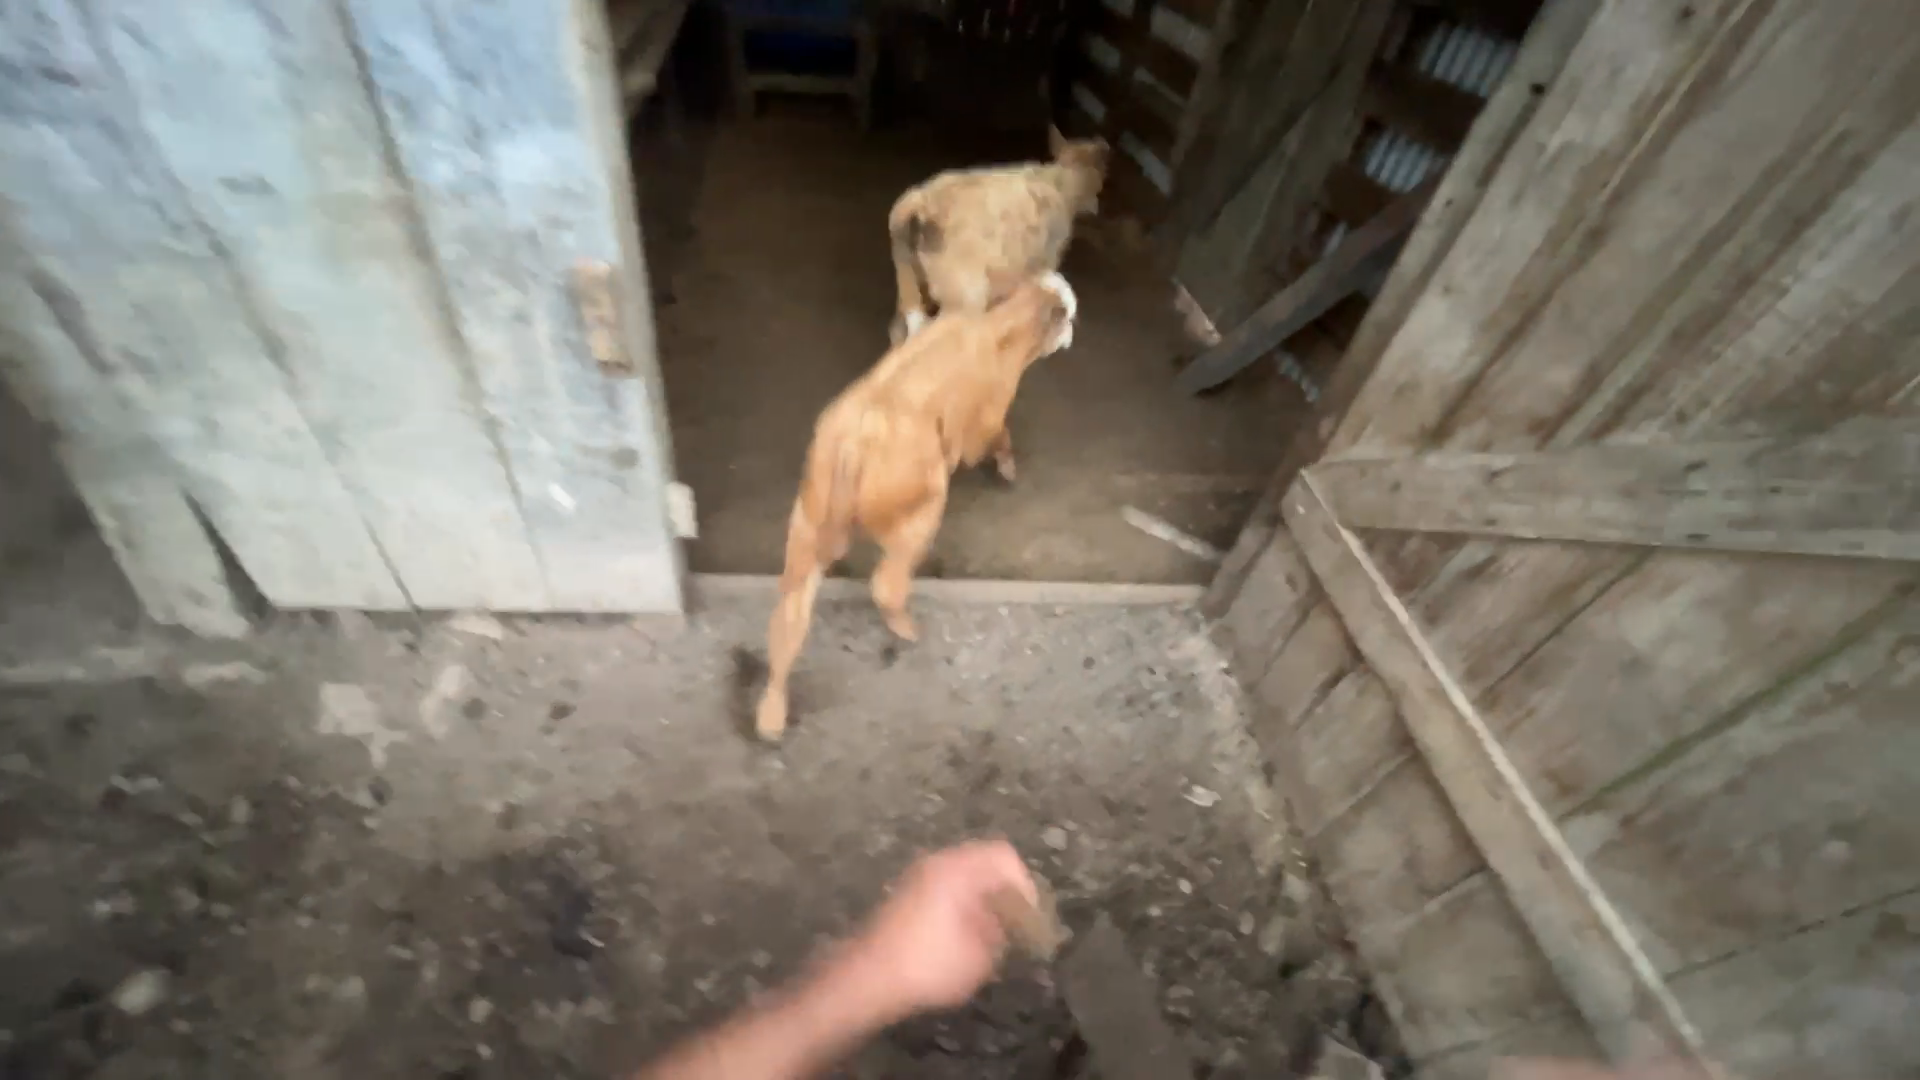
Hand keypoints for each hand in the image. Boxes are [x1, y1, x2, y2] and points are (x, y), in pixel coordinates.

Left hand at [831, 839, 1037, 1022]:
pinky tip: (960, 934)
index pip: (1005, 856)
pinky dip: (961, 901)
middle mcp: (939, 860)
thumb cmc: (927, 963)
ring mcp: (919, 872)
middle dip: (1003, 890)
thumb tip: (1011, 923)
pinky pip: (946, 884)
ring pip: (964, 873)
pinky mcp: (907, 890)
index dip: (1024, 884)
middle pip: (984, 860)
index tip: (1028, 917)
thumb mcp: (979, 956)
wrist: (868, 975)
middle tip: (1012, 924)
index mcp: (959, 867)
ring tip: (988, 933)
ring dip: (982, 896)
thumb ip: (1002, 932)